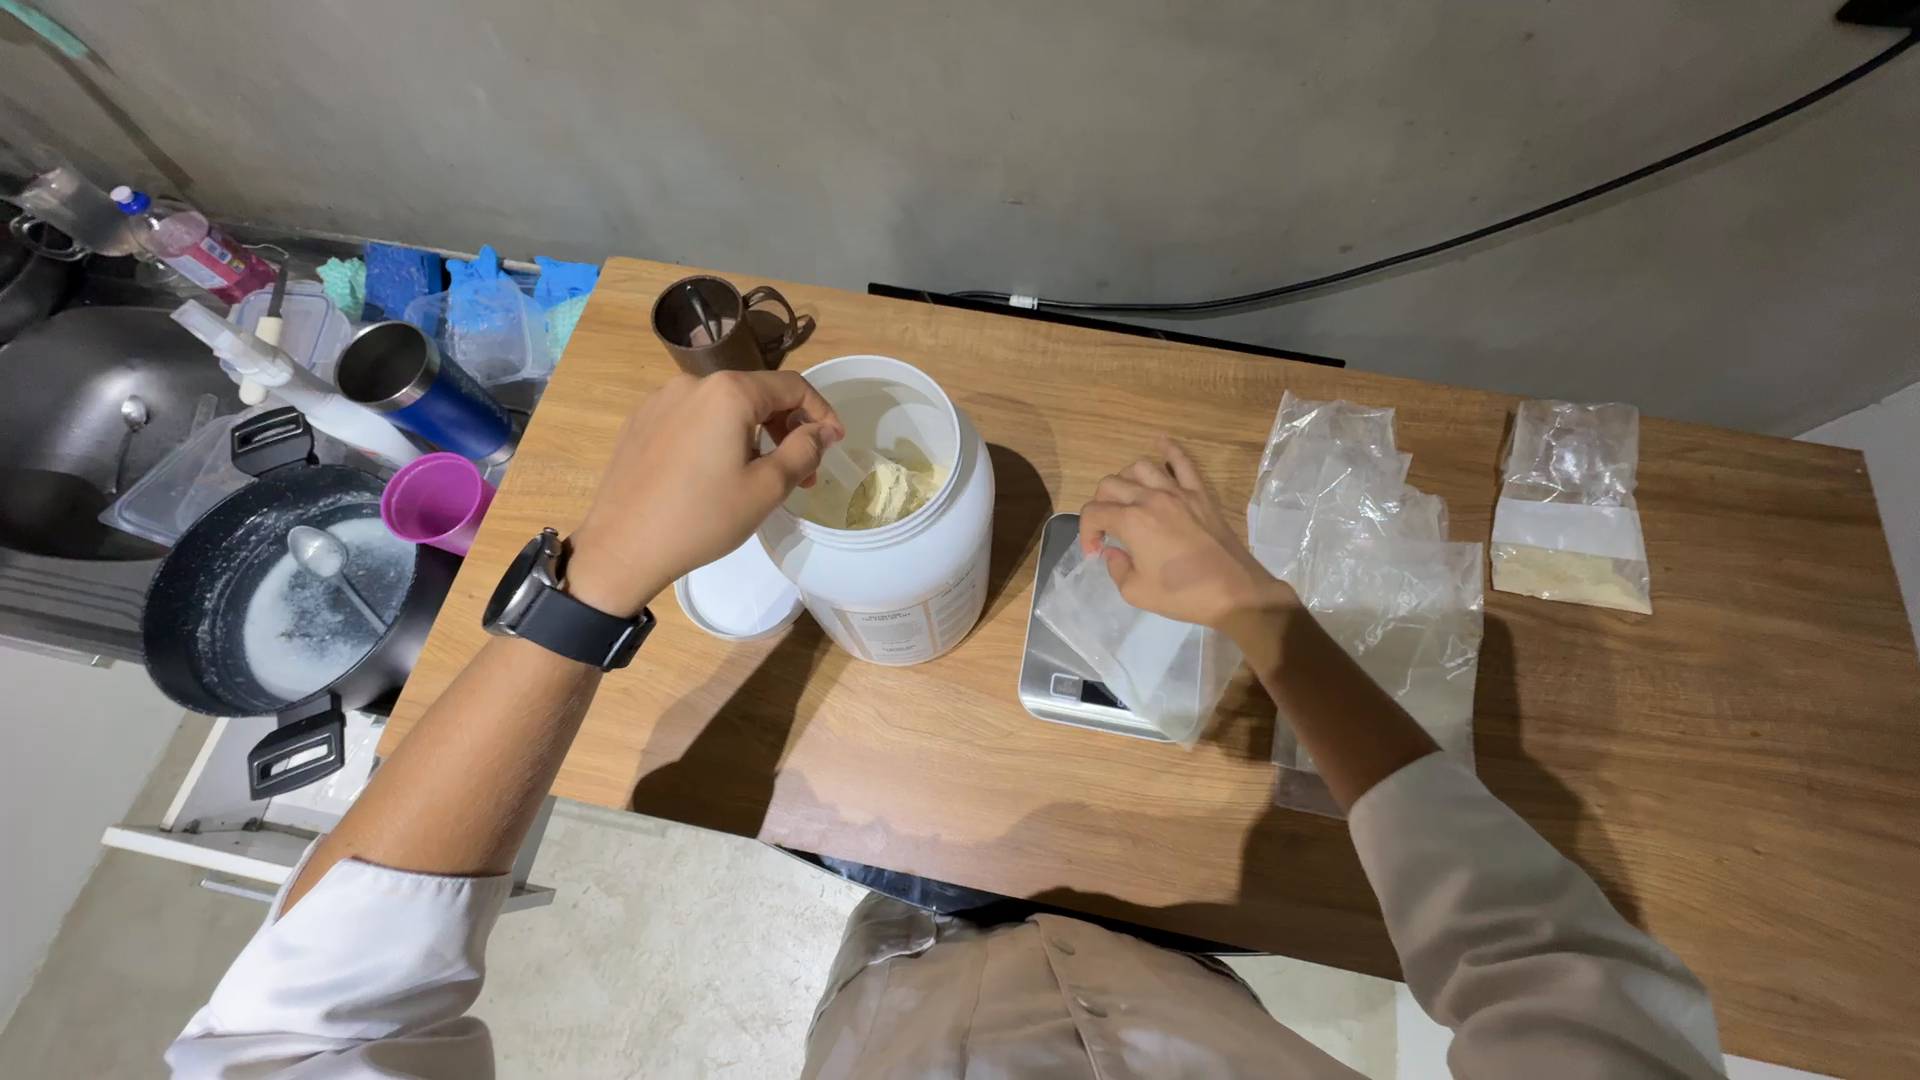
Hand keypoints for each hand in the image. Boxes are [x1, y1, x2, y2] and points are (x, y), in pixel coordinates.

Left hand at [565, 370, 842, 616]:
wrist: (623, 547)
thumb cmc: (703, 518)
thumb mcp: (768, 488)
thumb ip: (804, 451)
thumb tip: (824, 431)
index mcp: (729, 393)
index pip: (792, 386)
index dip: (822, 413)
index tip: (834, 444)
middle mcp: (693, 384)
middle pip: (758, 394)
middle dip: (788, 427)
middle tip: (804, 472)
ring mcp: (662, 401)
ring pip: (725, 408)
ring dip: (755, 434)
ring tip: (762, 477)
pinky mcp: (642, 422)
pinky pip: (695, 419)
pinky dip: (720, 438)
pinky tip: (718, 475)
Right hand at [1078, 436, 1296, 634]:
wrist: (1234, 593)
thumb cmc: (1182, 596)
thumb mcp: (1135, 592)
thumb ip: (1115, 568)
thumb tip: (1112, 552)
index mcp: (1131, 522)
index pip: (1094, 512)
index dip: (1086, 531)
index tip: (1094, 551)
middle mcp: (1151, 498)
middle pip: (1111, 484)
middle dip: (1100, 504)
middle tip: (1106, 527)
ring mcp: (1178, 492)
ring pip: (1140, 467)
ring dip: (1125, 479)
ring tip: (1126, 496)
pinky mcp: (1200, 494)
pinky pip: (1183, 463)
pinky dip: (1170, 449)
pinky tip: (1160, 441)